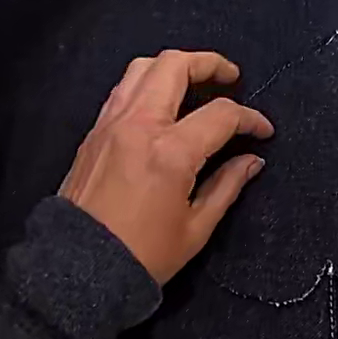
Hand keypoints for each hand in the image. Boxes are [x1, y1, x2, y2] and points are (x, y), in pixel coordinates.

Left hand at [60, 50, 274, 284]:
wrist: (74, 274)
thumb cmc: (142, 256)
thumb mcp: (196, 228)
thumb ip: (228, 185)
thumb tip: (253, 160)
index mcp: (170, 151)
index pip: (222, 115)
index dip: (250, 119)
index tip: (263, 131)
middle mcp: (139, 124)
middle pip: (176, 66)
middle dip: (211, 63)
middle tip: (231, 77)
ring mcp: (111, 123)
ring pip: (144, 67)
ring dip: (176, 66)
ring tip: (196, 81)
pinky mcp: (94, 131)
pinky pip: (124, 88)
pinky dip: (149, 82)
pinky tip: (163, 102)